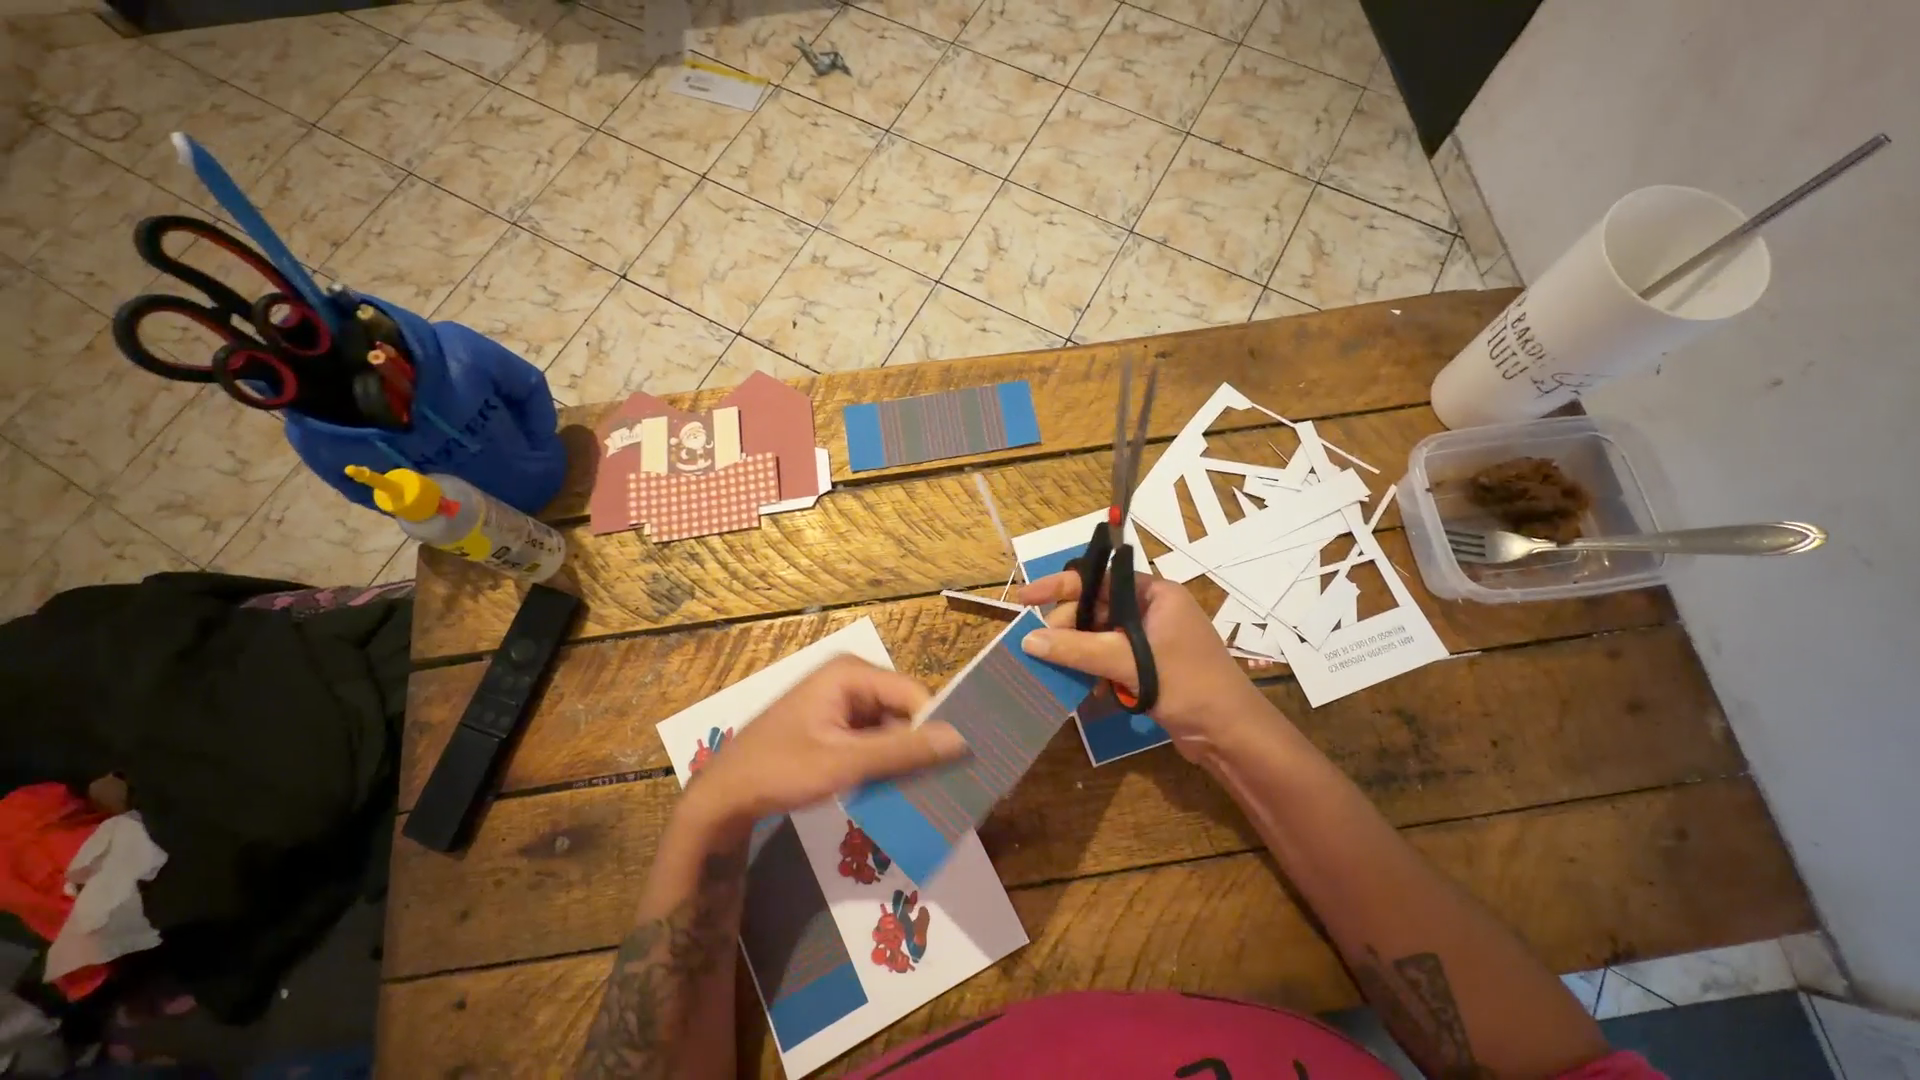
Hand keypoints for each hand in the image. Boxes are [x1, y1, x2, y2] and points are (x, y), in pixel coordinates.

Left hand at [680, 656, 967, 835]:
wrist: (725, 795)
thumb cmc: (779, 770)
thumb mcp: (845, 763)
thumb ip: (903, 751)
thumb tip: (961, 740)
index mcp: (850, 673)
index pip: (915, 694)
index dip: (936, 728)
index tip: (958, 766)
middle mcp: (850, 679)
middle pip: (906, 709)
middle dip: (920, 744)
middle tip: (944, 784)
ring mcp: (841, 702)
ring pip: (893, 727)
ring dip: (903, 757)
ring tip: (925, 791)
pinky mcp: (835, 725)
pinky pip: (875, 738)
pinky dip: (885, 762)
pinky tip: (895, 789)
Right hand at [1015, 570, 1278, 757]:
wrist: (1230, 734)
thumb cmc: (1187, 685)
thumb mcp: (1128, 662)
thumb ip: (1077, 649)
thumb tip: (1029, 639)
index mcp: (1156, 594)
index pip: (1099, 578)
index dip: (1060, 586)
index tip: (1025, 599)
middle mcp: (1153, 611)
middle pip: (1096, 609)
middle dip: (1069, 628)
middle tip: (1044, 649)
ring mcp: (1153, 641)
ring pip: (1101, 638)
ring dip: (1081, 654)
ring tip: (1061, 672)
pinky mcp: (1151, 669)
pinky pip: (1112, 660)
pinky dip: (1097, 672)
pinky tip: (1089, 691)